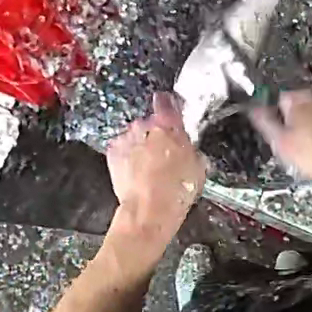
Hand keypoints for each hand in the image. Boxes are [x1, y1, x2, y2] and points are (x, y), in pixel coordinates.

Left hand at [105, 92, 205, 244]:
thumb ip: (190, 148)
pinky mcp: (112, 152)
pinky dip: (127, 156)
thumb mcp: (198, 166)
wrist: (149, 209)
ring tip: (149, 168)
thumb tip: (188, 146)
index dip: (168, 105)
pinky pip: (122, 148)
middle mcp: (145, 125)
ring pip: (135, 136)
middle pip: (150, 122)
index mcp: (170, 125)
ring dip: (140, 146)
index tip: (169, 108)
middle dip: (155, 134)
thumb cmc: (177, 189)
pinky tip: (136, 172)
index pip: (166, 102)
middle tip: (164, 155)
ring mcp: (127, 138)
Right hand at [248, 91, 311, 182]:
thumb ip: (264, 122)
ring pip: (307, 119)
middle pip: (292, 109)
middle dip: (287, 124)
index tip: (270, 130)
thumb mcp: (280, 141)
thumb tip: (253, 110)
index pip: (275, 98)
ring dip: (302, 131)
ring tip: (303, 152)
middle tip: (286, 145)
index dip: (269, 115)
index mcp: (296, 99)